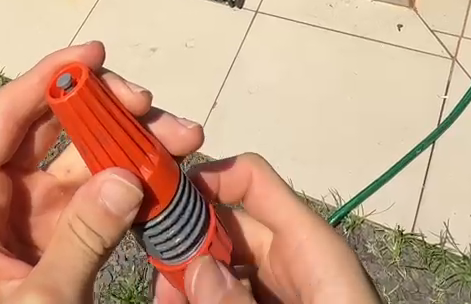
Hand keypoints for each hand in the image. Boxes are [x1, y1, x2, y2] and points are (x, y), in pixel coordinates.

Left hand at [0, 41, 205, 302]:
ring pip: (81, 159)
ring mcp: (28, 215)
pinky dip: (129, 183)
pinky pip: (95, 197)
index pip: (7, 115)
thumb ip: (81, 239)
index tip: (94, 53)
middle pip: (50, 130)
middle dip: (103, 109)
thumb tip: (127, 176)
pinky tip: (165, 174)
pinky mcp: (54, 240)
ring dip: (128, 144)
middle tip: (150, 104)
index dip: (50, 76)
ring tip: (181, 136)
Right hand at [156, 154, 382, 303]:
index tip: (164, 208)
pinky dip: (209, 300)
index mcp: (311, 245)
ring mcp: (286, 292)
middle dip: (188, 247)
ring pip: (225, 267)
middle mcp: (296, 260)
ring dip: (192, 282)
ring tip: (166, 303)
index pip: (253, 179)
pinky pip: (234, 297)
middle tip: (159, 287)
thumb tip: (197, 269)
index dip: (208, 179)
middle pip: (228, 227)